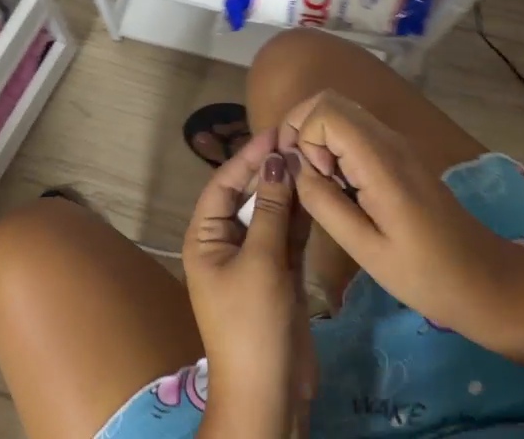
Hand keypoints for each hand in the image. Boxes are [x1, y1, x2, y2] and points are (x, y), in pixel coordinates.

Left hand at [182, 129, 313, 438]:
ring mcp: (253, 260)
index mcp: (205, 237)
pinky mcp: (278, 276)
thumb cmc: (252, 323)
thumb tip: (278, 161)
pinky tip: (317, 192)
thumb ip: (271, 210)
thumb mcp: (261, 262)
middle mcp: (225, 243)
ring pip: (271, 214)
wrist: (268, 392)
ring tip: (313, 159)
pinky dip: (300, 217)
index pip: (224, 184)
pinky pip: (287, 236)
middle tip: (301, 140)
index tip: (277, 131)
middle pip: (248, 195)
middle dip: (272, 170)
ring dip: (289, 191)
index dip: (248, 157)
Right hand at [280, 91, 509, 332]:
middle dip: (301, 130)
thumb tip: (291, 165)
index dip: (304, 138)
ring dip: (317, 139)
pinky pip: (354, 132)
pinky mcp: (400, 155)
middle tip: (303, 176)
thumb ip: (323, 203)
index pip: (325, 110)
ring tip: (321, 185)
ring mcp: (397, 144)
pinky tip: (341, 188)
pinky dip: (334, 148)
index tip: (313, 180)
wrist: (489, 282)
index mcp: (381, 160)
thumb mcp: (366, 250)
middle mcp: (389, 140)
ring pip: (340, 113)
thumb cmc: (428, 275)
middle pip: (329, 101)